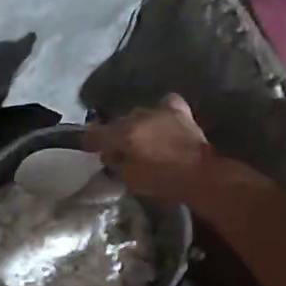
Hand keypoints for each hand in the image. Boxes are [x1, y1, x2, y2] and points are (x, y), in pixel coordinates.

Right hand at [83, 93, 212, 199]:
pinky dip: (161, 111)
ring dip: (136, 125)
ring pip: (139, 113)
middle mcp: (138, 117)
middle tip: (118, 149)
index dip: (88, 140)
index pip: (95, 133)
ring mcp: (159, 112)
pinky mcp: (180, 112)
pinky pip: (165, 105)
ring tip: (141, 137)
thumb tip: (110, 154)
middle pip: (118, 122)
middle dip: (115, 134)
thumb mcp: (130, 178)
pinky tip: (162, 120)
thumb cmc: (162, 180)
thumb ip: (116, 163)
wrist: (200, 174)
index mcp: (123, 134)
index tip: (86, 147)